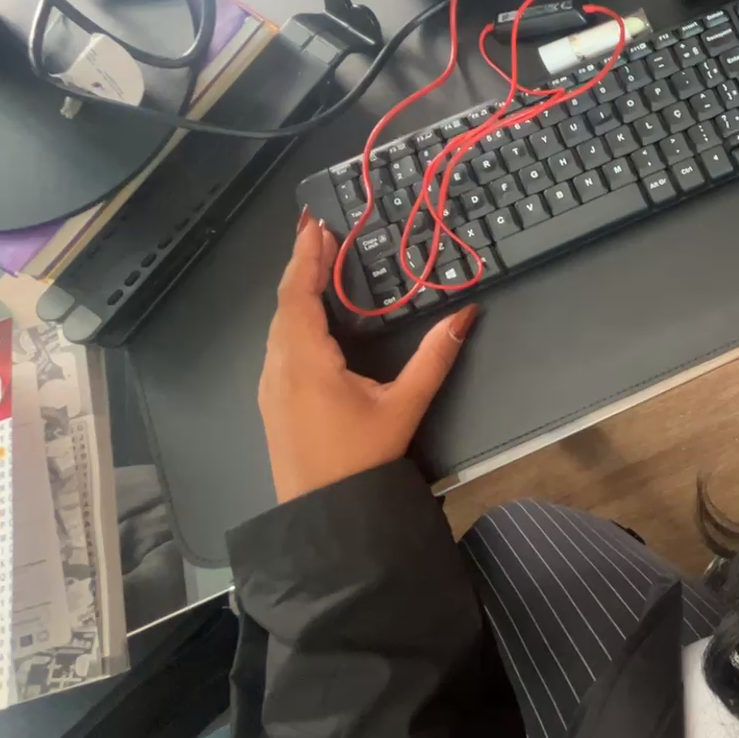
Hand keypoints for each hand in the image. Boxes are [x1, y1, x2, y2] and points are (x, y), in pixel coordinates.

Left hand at [258, 213, 479, 502]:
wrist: (323, 511)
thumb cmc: (362, 456)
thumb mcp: (406, 404)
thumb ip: (435, 356)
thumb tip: (466, 315)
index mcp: (307, 362)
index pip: (298, 296)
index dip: (305, 258)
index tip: (316, 226)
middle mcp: (280, 367)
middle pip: (283, 305)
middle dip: (300, 264)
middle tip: (318, 232)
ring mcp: (272, 385)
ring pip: (278, 325)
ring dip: (294, 290)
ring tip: (315, 264)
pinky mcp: (275, 399)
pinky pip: (279, 343)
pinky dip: (293, 315)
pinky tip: (309, 316)